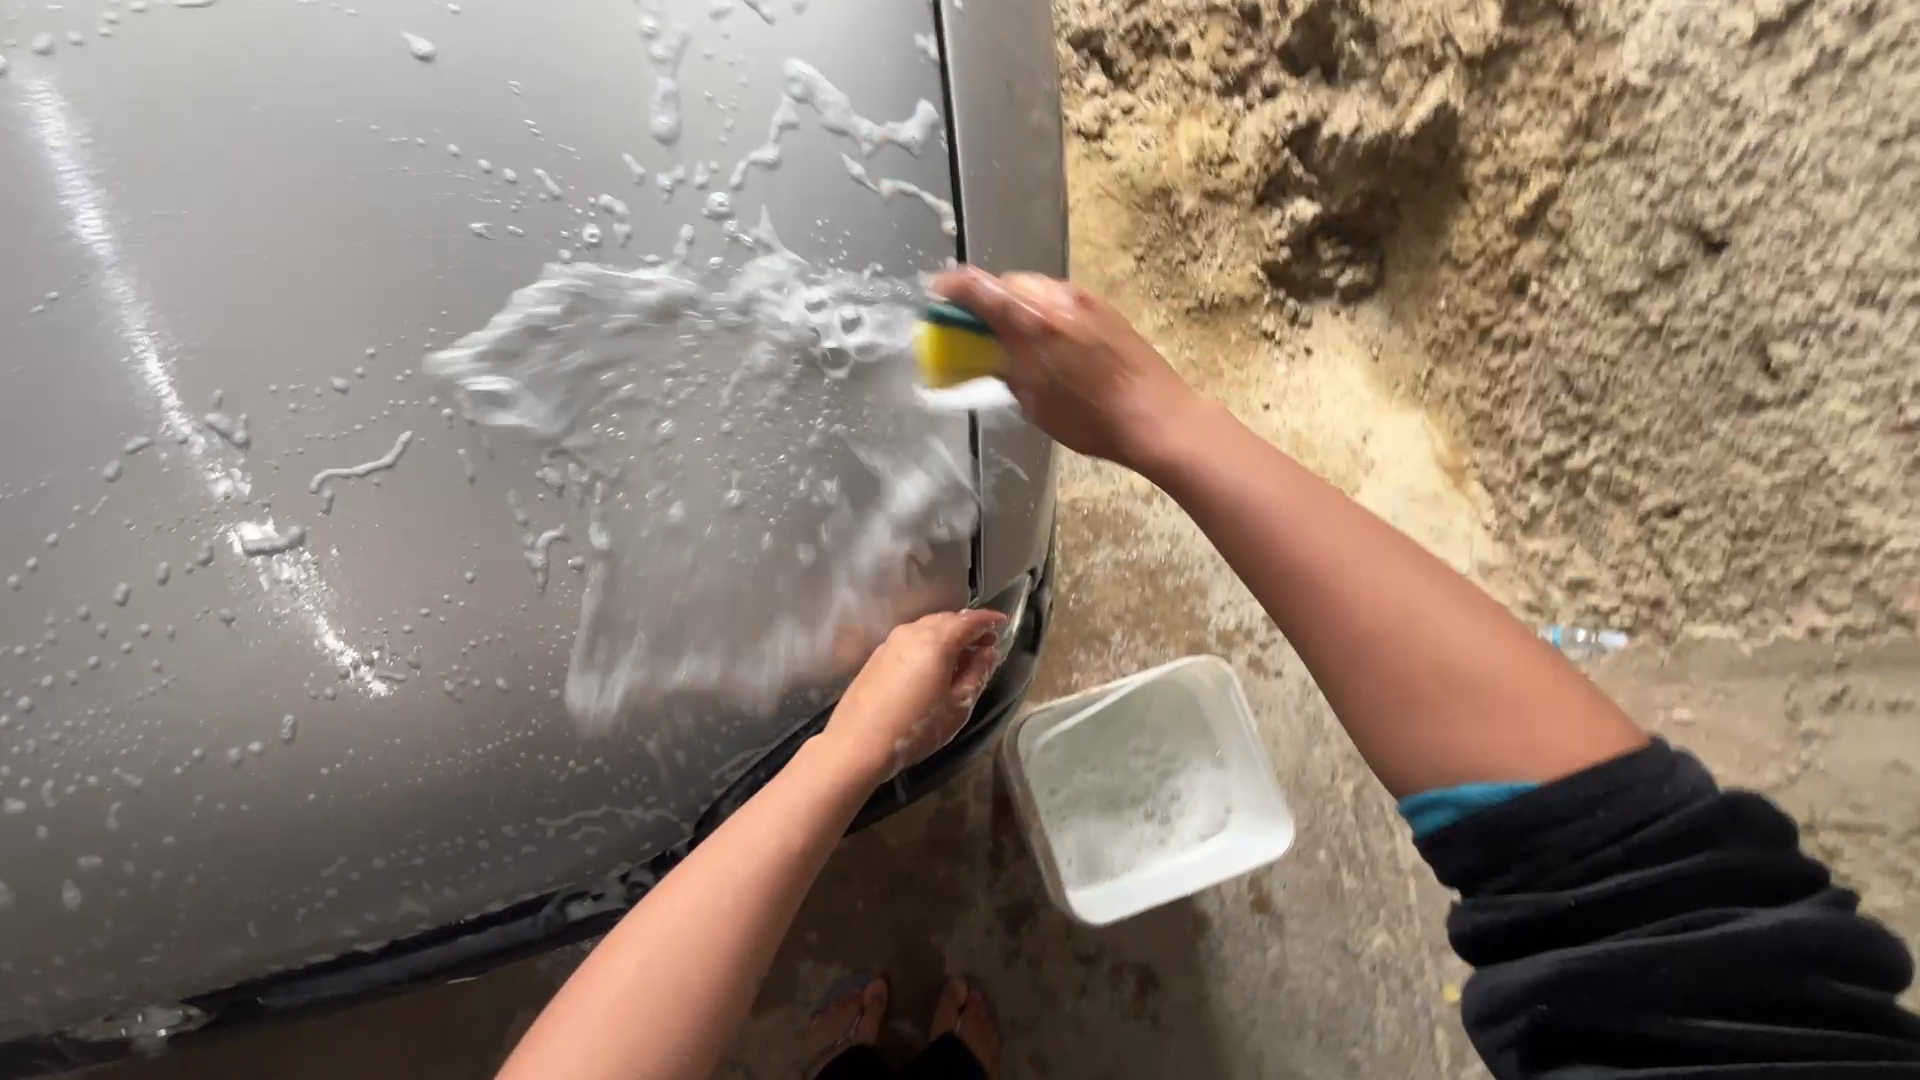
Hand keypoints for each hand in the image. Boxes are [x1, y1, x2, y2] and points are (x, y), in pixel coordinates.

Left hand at [818, 609, 1007, 786]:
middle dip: (968, 627)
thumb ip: (977, 674)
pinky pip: (911, 639)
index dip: (988, 619)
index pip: (969, 620)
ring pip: (927, 628)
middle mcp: (912, 632)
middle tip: (985, 643)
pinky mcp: (877, 656)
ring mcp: (891, 642)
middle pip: (947, 619)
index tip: (1003, 623)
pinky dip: (928, 644)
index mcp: (936, 640)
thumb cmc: (916, 728)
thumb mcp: (957, 706)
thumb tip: (988, 652)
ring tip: (961, 656)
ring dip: (947, 636)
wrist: (856, 744)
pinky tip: (933, 665)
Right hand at [930, 266, 1201, 469]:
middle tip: (974, 329)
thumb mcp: (1033, 401)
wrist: (1157, 418)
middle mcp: (1057, 298)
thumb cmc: (1091, 420)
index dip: (951, 288)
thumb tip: (984, 352)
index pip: (979, 288)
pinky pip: (1058, 299)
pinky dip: (1040, 312)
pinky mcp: (1104, 308)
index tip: (936, 295)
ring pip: (1034, 288)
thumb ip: (1003, 367)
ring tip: (1010, 338)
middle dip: (985, 301)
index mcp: (1033, 321)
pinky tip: (1045, 342)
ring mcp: (1084, 300)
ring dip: (1015, 306)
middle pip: (1007, 283)